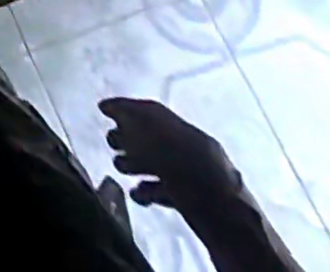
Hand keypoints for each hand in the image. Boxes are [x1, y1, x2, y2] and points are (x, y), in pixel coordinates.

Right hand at [100, 98, 244, 215]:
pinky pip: (162, 190)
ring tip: (120, 167)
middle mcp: (188, 150)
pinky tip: (136, 193)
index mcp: (184, 131)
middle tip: (111, 142)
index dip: (124, 107)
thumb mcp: (155, 136)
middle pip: (149, 136)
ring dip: (132, 163)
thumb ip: (131, 117)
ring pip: (153, 164)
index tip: (101, 108)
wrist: (228, 223)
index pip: (149, 110)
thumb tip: (108, 106)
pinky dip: (146, 189)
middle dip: (126, 137)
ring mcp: (190, 178)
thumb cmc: (188, 172)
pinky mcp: (189, 204)